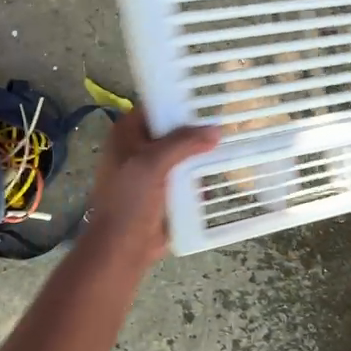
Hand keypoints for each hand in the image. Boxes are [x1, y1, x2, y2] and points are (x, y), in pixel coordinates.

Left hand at [84, 111, 217, 270]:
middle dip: (195, 132)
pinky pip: (186, 177)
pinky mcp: (163, 192)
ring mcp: (151, 172)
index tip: (207, 103)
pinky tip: (217, 175)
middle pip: (172, 131)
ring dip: (200, 155)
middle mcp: (138, 149)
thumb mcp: (153, 164)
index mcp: (126, 135)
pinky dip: (199, 177)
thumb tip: (215, 131)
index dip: (178, 104)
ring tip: (227, 148)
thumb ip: (184, 143)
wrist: (123, 247)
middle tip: (224, 127)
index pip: (155, 108)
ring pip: (181, 155)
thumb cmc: (129, 200)